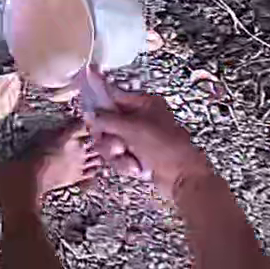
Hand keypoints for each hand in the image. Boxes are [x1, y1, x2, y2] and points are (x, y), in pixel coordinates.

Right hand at [85, 87, 211, 194]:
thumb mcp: (132, 128)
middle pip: (107, 121)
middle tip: (116, 146)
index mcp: (144, 103)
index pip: (114, 94)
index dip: (99, 95)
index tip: (86, 90)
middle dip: (109, 136)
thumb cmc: (162, 146)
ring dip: (116, 153)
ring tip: (129, 159)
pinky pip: (118, 155)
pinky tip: (136, 168)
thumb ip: (108, 119)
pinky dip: (124, 163)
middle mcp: (139, 117)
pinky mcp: (137, 155)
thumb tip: (91, 114)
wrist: (183, 178)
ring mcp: (138, 137)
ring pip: (110, 140)